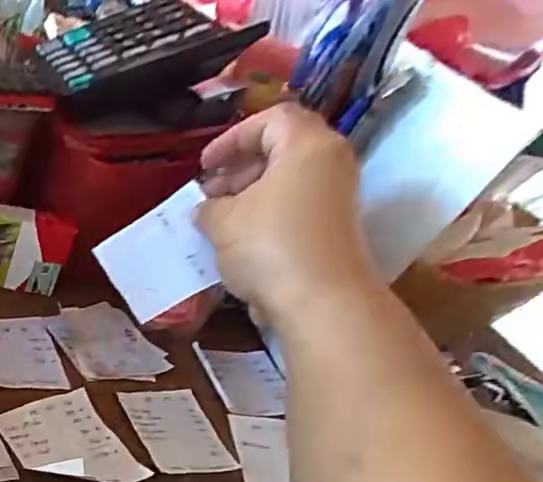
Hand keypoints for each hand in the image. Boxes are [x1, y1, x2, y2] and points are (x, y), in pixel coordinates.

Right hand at [196, 103, 374, 322]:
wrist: (320, 302)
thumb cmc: (270, 248)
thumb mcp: (225, 223)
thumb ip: (209, 208)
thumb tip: (206, 209)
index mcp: (308, 145)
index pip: (270, 119)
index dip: (232, 139)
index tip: (206, 165)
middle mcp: (331, 163)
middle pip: (282, 151)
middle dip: (240, 171)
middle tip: (209, 195)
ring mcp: (336, 200)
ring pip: (288, 185)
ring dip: (250, 198)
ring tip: (220, 223)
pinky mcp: (333, 232)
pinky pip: (295, 212)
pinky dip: (267, 219)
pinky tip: (241, 245)